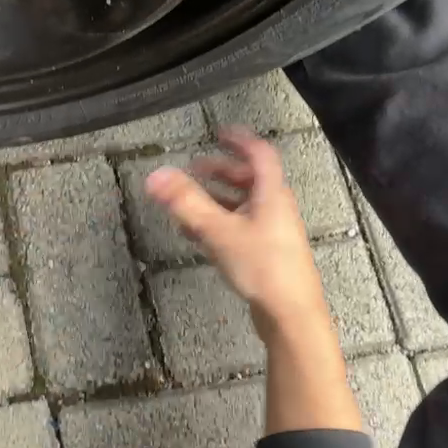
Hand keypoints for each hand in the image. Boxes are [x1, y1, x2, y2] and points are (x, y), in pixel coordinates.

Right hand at [146, 129, 358, 432]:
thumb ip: (186, 202)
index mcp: (271, 195)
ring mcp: (273, 233)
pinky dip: (219, 223)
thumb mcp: (218, 231)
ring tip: (190, 201)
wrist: (292, 315)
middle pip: (250, 180)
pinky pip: (241, 228)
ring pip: (244, 205)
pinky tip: (197, 236)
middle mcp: (276, 209)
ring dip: (218, 198)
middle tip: (196, 168)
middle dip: (222, 171)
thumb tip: (154, 175)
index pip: (259, 154)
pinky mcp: (267, 255)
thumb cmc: (262, 267)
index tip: (219, 132)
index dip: (240, 139)